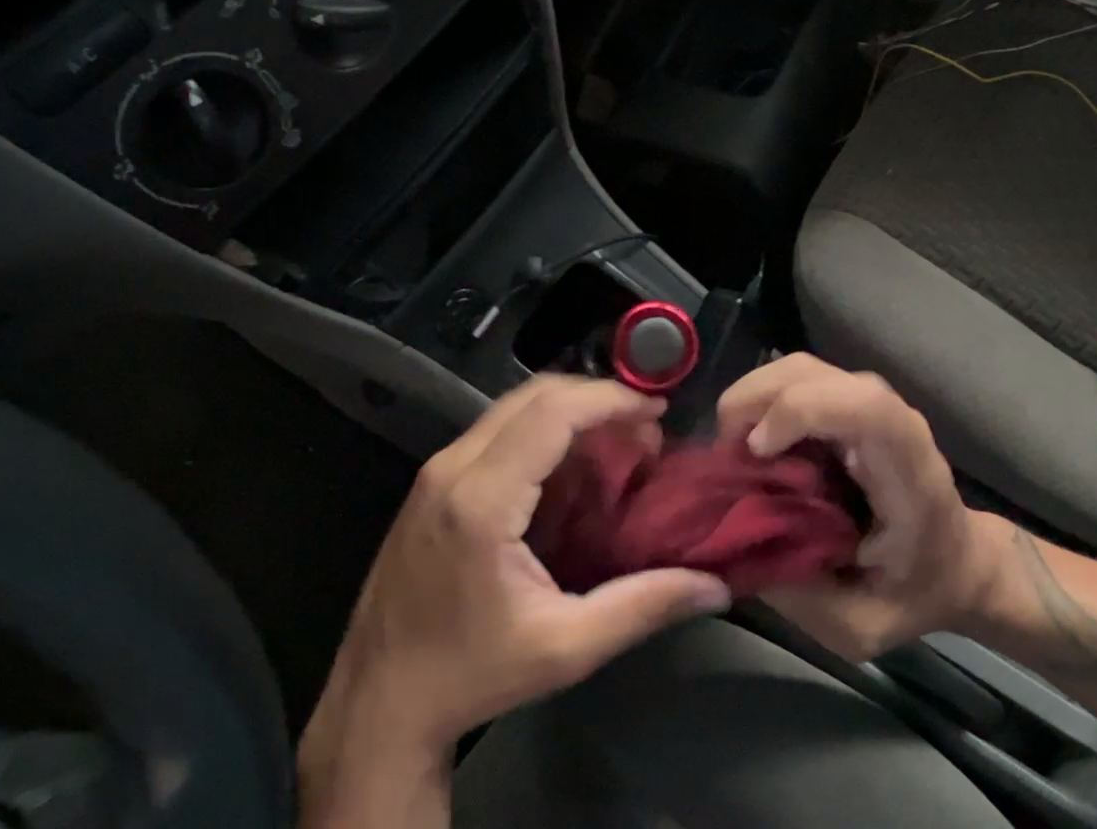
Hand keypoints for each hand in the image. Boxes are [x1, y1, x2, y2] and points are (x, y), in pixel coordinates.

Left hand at [298, 376, 731, 823]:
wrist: (381, 699)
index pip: (552, 413)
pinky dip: (541, 432)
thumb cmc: (472, 673)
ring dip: (569, 413)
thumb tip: (715, 585)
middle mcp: (452, 469)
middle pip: (532, 397)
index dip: (610, 400)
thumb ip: (643, 606)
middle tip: (647, 429)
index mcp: (481, 501)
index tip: (658, 412)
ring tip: (619, 444)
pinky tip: (572, 468)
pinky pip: (494, 433)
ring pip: (512, 409)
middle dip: (596, 399)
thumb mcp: (566, 647)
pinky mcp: (432, 485)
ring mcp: (436, 473)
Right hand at [718, 354, 998, 660]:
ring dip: (753, 400)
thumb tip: (728, 548)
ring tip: (733, 452)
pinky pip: (797, 384)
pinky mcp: (851, 407)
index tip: (757, 453)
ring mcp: (870, 408)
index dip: (800, 411)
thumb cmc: (916, 593)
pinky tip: (752, 447)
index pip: (865, 408)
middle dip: (754, 400)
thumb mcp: (858, 626)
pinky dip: (762, 404)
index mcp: (908, 476)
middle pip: (815, 373)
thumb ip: (796, 594)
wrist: (958, 564)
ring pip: (800, 370)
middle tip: (725, 456)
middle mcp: (892, 425)